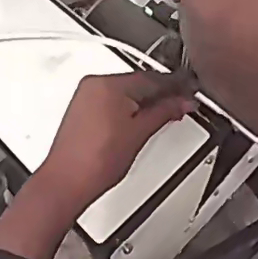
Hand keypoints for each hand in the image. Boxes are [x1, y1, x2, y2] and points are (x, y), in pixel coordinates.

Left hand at [0, 73, 194, 258]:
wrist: (68, 181)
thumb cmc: (94, 161)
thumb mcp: (139, 133)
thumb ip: (164, 111)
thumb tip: (181, 102)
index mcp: (107, 85)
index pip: (151, 78)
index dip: (175, 85)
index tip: (190, 91)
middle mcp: (93, 85)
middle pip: (137, 82)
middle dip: (161, 93)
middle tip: (183, 102)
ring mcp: (85, 96)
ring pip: (124, 91)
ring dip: (145, 100)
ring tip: (166, 112)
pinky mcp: (82, 109)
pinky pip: (112, 100)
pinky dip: (128, 107)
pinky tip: (141, 118)